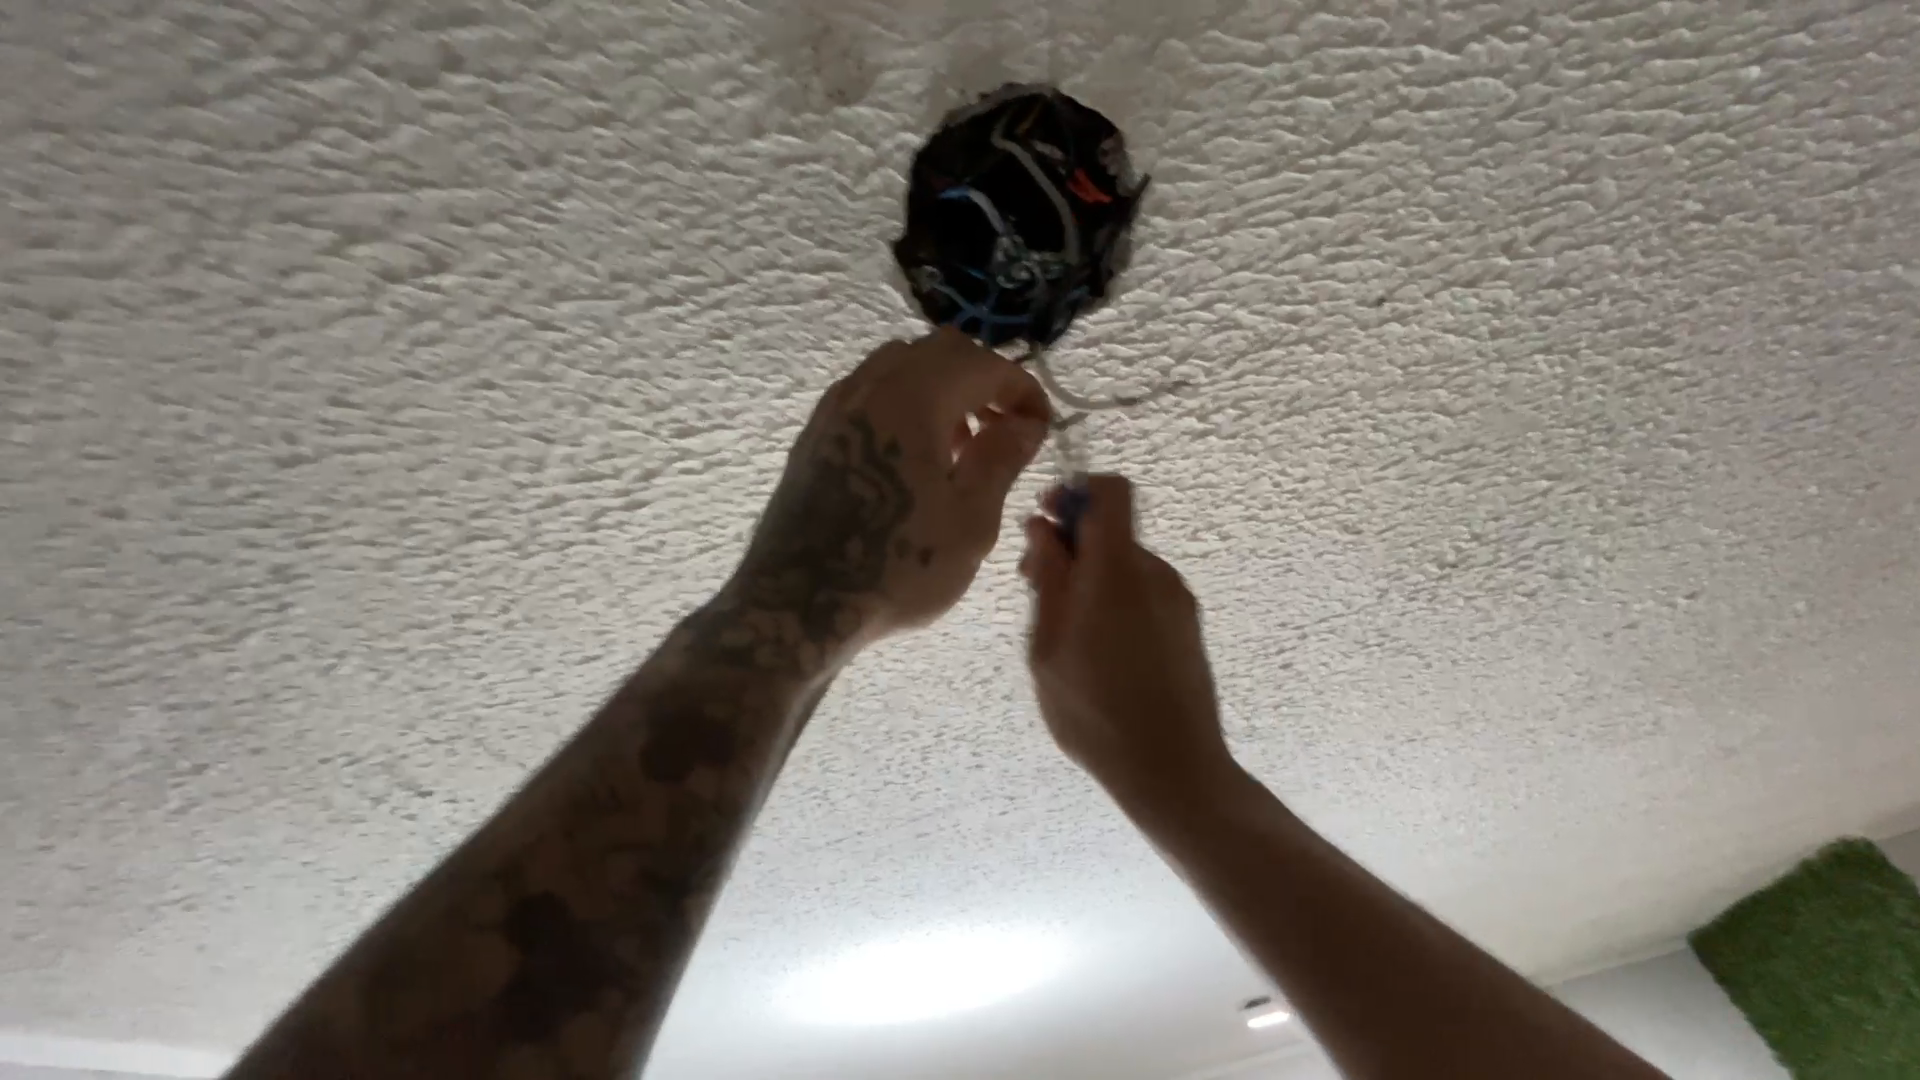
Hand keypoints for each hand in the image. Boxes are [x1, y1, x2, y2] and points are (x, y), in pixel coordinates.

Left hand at [732, 329, 1050, 661]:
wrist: (800, 602)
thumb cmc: (898, 565)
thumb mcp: (970, 518)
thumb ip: (1002, 458)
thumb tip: (1025, 423)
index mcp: (914, 396)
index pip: (983, 364)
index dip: (1022, 390)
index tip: (1040, 429)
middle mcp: (870, 385)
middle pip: (939, 352)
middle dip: (982, 381)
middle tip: (1003, 430)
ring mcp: (834, 408)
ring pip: (899, 368)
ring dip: (941, 391)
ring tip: (959, 448)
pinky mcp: (814, 435)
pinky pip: (869, 395)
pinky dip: (904, 407)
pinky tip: (912, 461)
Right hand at [1020, 475, 1234, 801]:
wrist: (1173, 768)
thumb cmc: (1095, 711)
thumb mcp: (1048, 647)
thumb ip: (1047, 580)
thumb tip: (1043, 529)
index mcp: (1118, 570)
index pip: (1110, 491)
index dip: (1075, 493)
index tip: (1046, 520)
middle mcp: (1155, 573)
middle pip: (1112, 531)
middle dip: (1070, 546)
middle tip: (1035, 587)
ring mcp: (1177, 600)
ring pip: (1124, 564)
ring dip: (1090, 578)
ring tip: (1063, 631)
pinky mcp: (1187, 626)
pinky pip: (1143, 591)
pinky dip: (1114, 599)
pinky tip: (1098, 649)